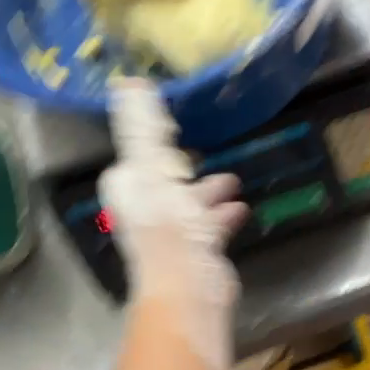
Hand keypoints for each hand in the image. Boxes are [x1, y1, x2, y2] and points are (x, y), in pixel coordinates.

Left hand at [98, 78, 247, 369]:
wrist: (191, 287)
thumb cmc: (169, 227)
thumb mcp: (154, 167)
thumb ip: (143, 126)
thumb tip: (127, 81)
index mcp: (128, 186)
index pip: (136, 154)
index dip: (151, 139)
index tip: (171, 124)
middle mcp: (144, 208)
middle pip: (165, 179)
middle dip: (184, 166)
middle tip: (204, 150)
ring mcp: (171, 233)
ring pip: (190, 203)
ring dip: (210, 191)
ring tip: (235, 180)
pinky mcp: (197, 253)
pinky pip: (211, 226)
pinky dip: (224, 215)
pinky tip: (242, 208)